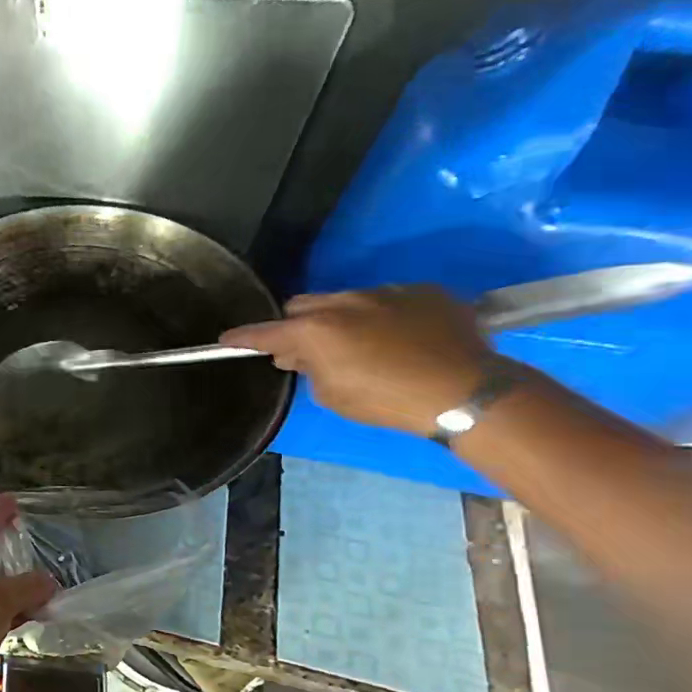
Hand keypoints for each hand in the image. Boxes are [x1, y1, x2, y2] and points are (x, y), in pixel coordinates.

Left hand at [0, 495, 55, 691]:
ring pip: (0, 584)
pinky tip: (46, 606)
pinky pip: (4, 608)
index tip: (14, 499)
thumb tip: (51, 580)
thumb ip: (28, 585)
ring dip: (23, 583)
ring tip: (54, 572)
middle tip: (40, 536)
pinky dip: (23, 607)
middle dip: (14, 549)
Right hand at [220, 285, 495, 436]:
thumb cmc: (385, 399)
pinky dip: (382, 315)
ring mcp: (385, 292)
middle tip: (306, 349)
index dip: (242, 338)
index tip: (227, 340)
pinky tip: (399, 338)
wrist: (464, 390)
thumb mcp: (331, 394)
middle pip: (302, 305)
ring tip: (359, 343)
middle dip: (297, 324)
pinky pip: (387, 298)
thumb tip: (301, 356)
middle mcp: (343, 303)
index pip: (264, 332)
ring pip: (345, 299)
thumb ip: (308, 368)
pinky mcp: (423, 292)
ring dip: (340, 318)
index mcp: (314, 330)